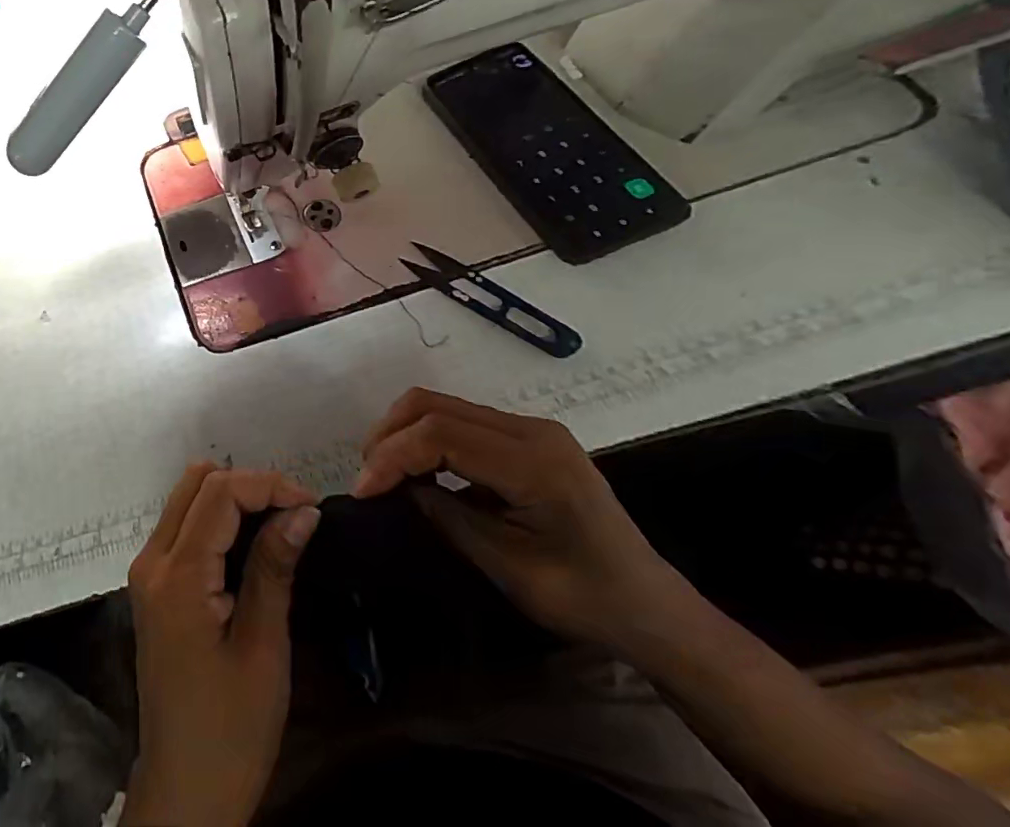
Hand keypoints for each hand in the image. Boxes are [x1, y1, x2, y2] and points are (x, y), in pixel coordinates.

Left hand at [123, 463, 321, 826]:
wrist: (185, 789)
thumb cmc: (232, 727)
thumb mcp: (264, 645)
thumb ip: (275, 567)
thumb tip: (303, 509)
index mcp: (178, 576)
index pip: (220, 493)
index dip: (269, 485)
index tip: (312, 506)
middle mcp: (152, 562)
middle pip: (196, 484)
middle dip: (250, 484)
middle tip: (296, 511)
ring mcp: (147, 574)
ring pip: (187, 500)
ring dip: (234, 498)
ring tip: (282, 522)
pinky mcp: (154, 588)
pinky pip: (183, 527)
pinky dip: (219, 520)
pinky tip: (253, 542)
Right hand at [354, 388, 688, 650]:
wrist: (646, 605)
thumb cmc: (583, 597)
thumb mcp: (507, 567)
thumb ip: (447, 517)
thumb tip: (398, 489)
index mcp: (534, 462)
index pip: (440, 433)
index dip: (391, 456)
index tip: (362, 493)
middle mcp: (531, 429)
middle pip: (435, 405)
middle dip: (389, 436)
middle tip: (367, 481)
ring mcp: (530, 429)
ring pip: (443, 406)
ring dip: (403, 434)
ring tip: (383, 477)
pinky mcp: (526, 439)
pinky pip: (461, 422)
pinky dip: (427, 439)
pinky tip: (418, 474)